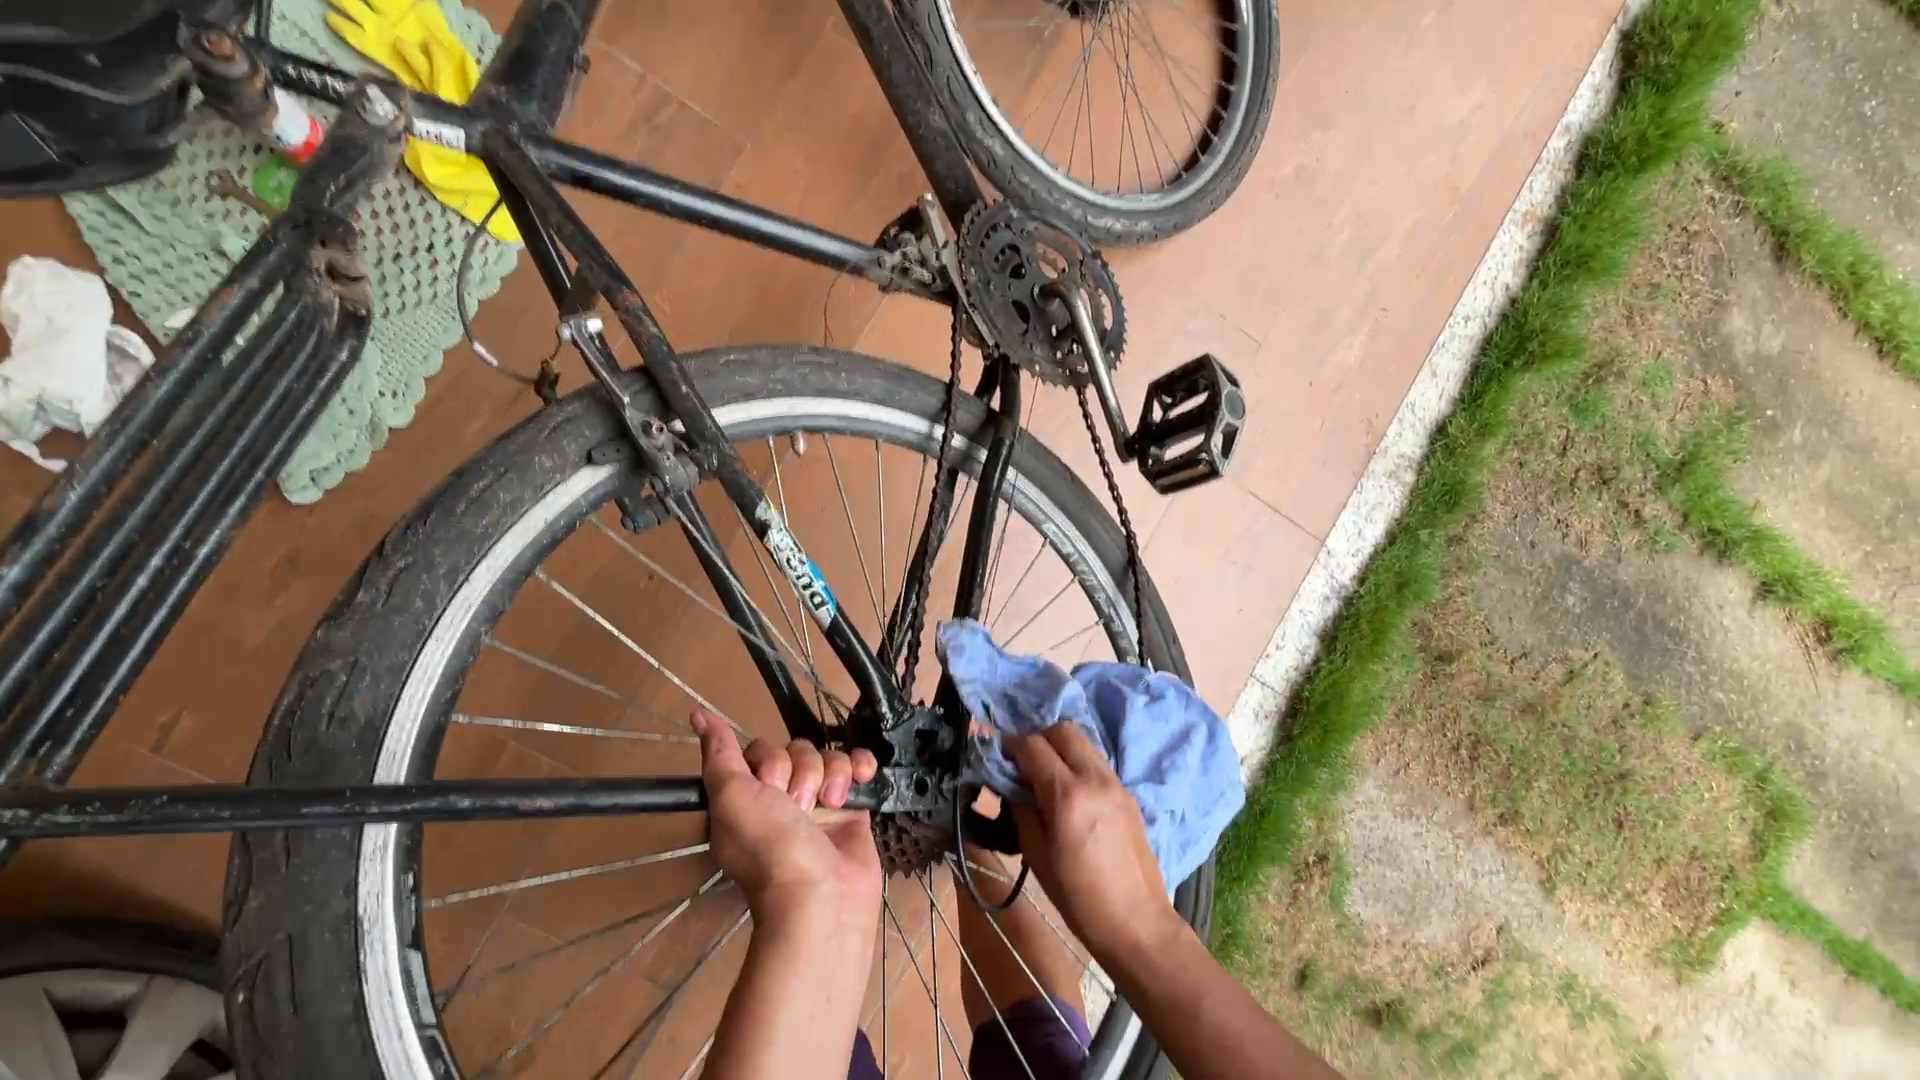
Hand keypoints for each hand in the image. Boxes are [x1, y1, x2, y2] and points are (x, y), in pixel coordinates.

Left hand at [693, 711, 882, 929]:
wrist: (824, 898)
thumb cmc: (772, 849)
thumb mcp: (732, 799)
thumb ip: (719, 754)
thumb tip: (698, 715)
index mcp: (747, 799)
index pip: (761, 750)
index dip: (770, 761)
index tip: (771, 786)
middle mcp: (780, 800)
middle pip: (796, 750)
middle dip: (802, 771)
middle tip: (800, 806)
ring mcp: (818, 804)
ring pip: (827, 757)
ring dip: (832, 774)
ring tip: (831, 804)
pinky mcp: (851, 809)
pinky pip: (856, 768)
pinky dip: (860, 767)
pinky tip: (861, 779)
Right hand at [1007, 723, 1184, 961]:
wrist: (1136, 923)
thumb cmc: (1078, 897)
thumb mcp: (1036, 854)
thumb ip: (1021, 809)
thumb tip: (1011, 784)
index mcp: (1068, 795)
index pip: (1033, 746)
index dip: (1011, 745)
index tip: (998, 755)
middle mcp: (1095, 778)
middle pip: (1063, 730)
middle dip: (1038, 738)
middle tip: (1023, 763)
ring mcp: (1117, 784)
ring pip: (1084, 743)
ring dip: (1060, 749)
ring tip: (1045, 777)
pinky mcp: (1128, 795)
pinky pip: (1098, 763)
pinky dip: (1078, 764)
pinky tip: (1069, 793)